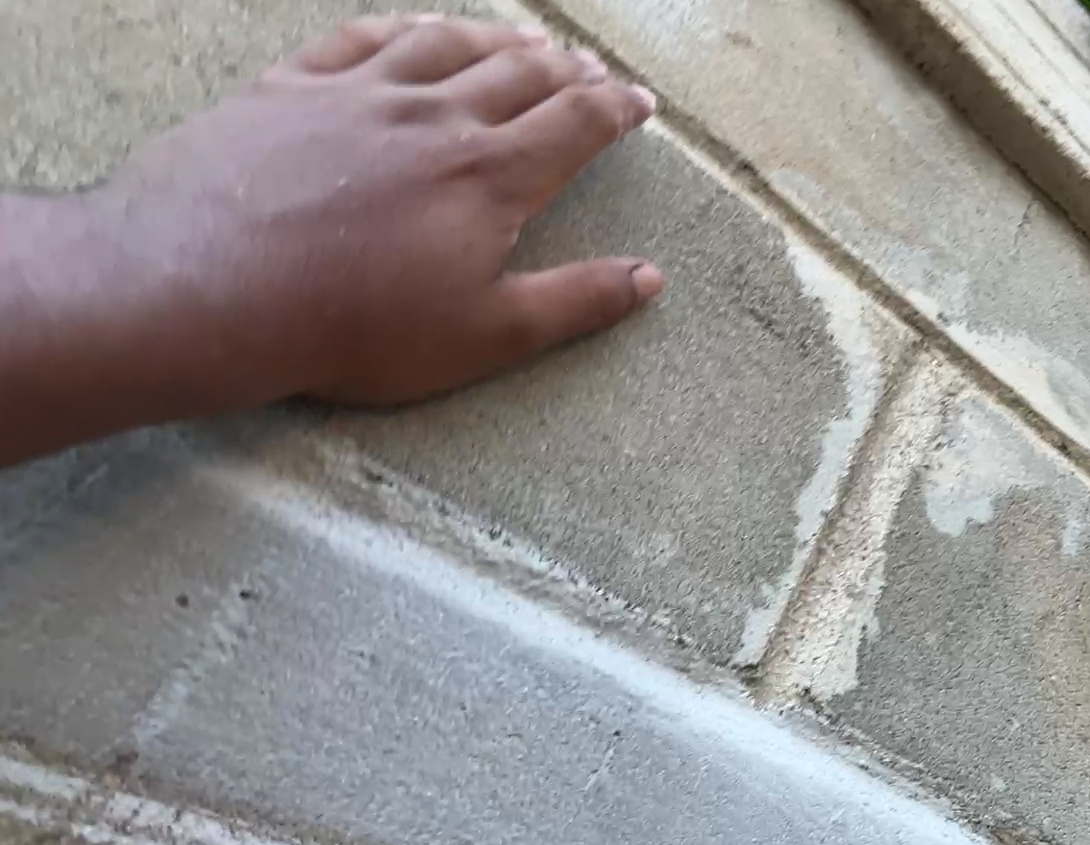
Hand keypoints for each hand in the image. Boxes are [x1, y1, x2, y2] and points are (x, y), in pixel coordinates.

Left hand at [59, 14, 662, 409]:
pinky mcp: (288, 89)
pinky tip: (420, 30)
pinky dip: (405, 28)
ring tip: (528, 38)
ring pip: (445, 44)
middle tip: (595, 70)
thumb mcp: (495, 333)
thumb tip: (650, 277)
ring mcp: (356, 94)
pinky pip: (360, 38)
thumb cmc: (365, 326)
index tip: (643, 104)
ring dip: (497, 38)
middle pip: (519, 75)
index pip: (575, 126)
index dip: (617, 110)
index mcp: (491, 177)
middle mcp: (433, 118)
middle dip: (569, 70)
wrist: (204, 294)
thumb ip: (580, 300)